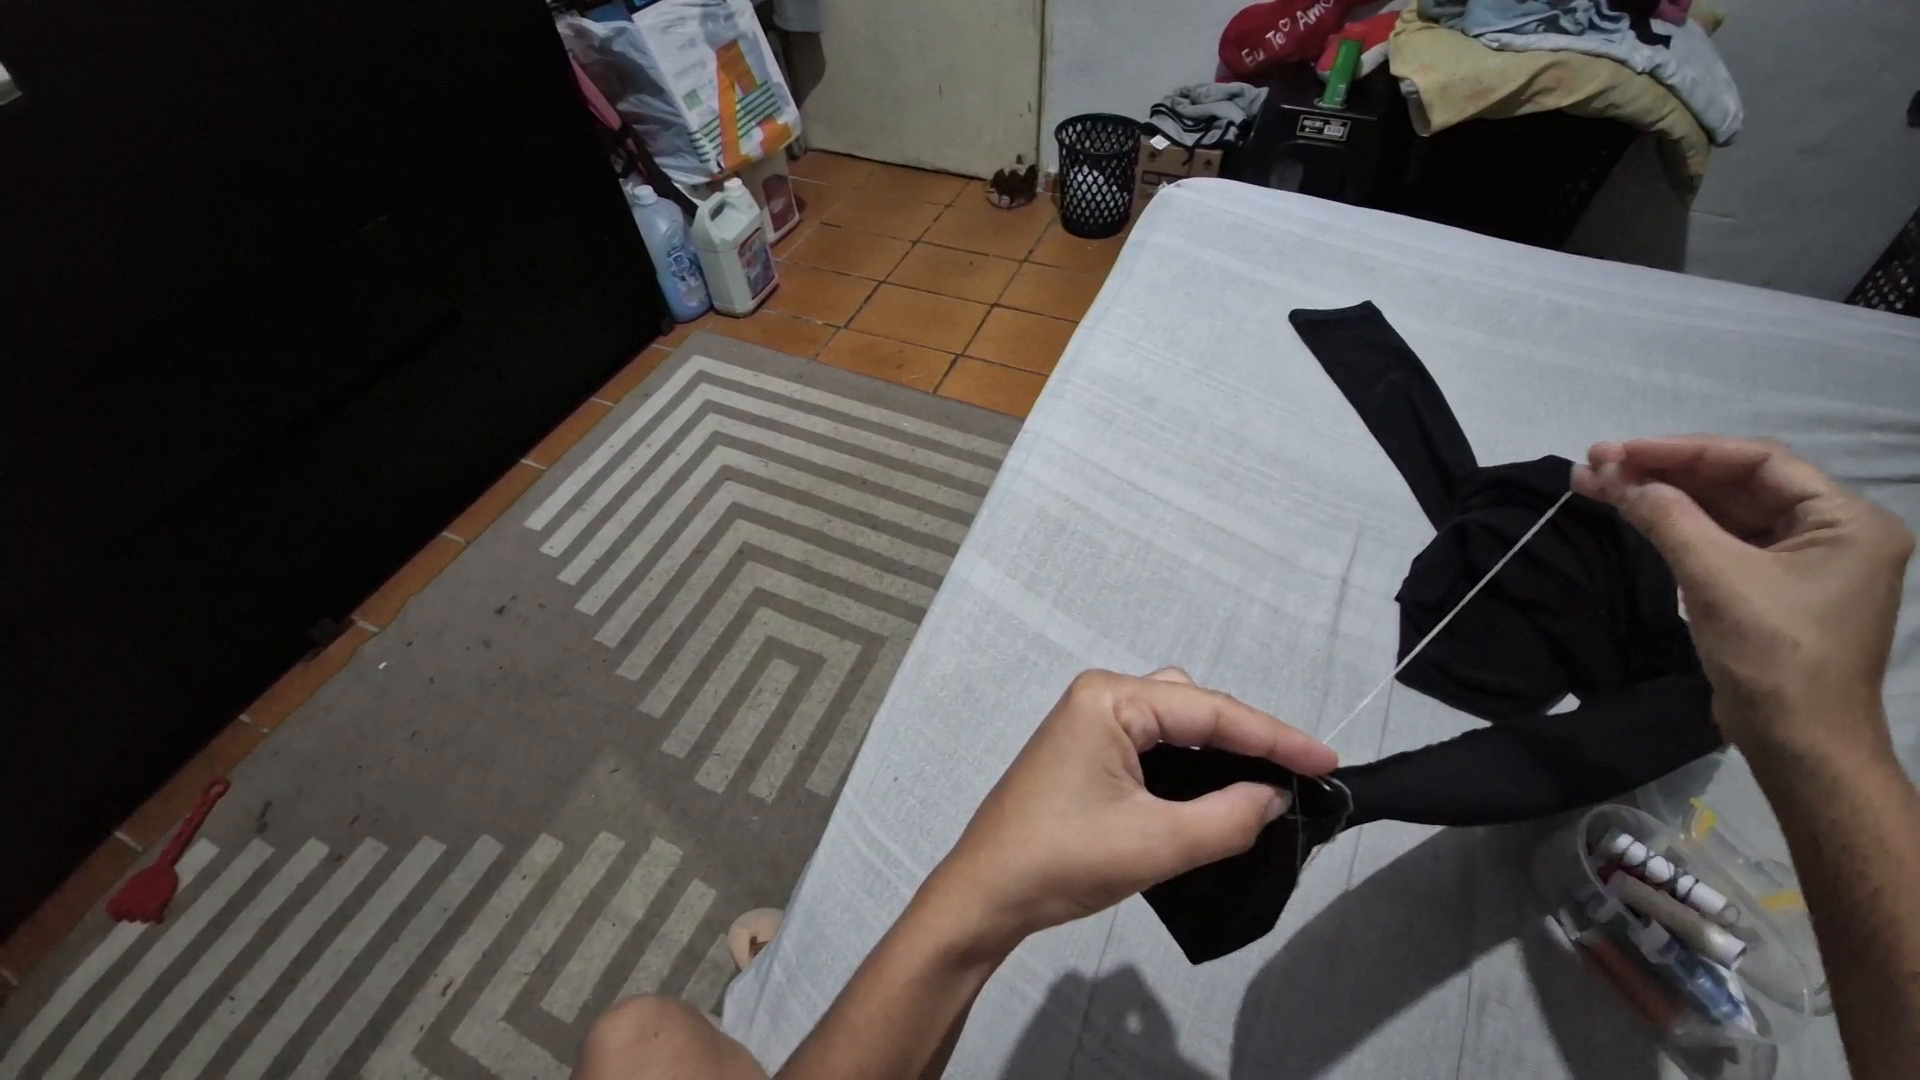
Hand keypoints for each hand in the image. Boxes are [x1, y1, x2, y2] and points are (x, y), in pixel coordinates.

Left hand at [926, 668, 1336, 951]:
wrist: (987, 892)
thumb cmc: (1064, 860)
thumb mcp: (1158, 843)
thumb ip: (1229, 817)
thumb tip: (1273, 796)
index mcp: (1111, 699)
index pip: (1210, 710)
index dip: (1275, 736)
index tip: (1329, 760)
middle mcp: (1100, 697)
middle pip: (1193, 706)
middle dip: (1246, 737)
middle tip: (1299, 776)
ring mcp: (1088, 722)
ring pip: (1174, 724)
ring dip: (1217, 750)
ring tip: (1266, 782)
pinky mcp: (1085, 750)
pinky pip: (1152, 743)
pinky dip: (1188, 763)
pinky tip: (1214, 789)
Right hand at [1571, 436, 1912, 760]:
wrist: (1797, 737)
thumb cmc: (1773, 653)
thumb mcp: (1716, 577)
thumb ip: (1668, 518)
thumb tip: (1616, 476)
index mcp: (1845, 520)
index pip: (1756, 461)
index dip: (1681, 450)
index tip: (1616, 451)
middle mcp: (1832, 530)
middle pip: (1737, 482)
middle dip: (1663, 470)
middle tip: (1595, 463)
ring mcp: (1801, 558)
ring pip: (1722, 509)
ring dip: (1660, 495)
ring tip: (1597, 482)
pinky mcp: (1770, 583)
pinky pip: (1718, 538)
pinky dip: (1672, 523)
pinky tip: (1631, 512)